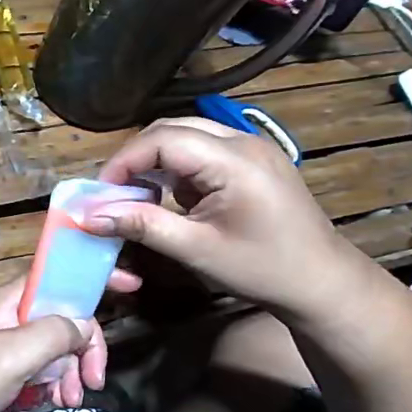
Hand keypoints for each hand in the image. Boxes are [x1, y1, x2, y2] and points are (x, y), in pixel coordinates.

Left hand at [0, 272, 137, 411]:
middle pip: (67, 316)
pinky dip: (56, 381)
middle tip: (93, 381)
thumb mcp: (16, 354)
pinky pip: (43, 364)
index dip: (95, 277)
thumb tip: (84, 326)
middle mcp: (14, 312)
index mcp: (15, 298)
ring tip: (70, 401)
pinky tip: (57, 401)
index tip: (133, 285)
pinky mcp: (7, 361)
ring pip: (57, 344)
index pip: (61, 274)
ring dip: (71, 371)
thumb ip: (55, 334)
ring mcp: (10, 337)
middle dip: (86, 347)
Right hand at [81, 117, 366, 319]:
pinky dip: (176, 166)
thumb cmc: (261, 268)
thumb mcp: (195, 249)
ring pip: (185, 134)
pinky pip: (202, 147)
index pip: (161, 139)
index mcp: (233, 160)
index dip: (124, 161)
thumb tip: (90, 217)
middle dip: (136, 157)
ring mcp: (252, 147)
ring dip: (155, 160)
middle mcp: (243, 141)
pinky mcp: (253, 158)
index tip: (102, 193)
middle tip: (114, 192)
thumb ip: (141, 225)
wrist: (322, 282)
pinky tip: (171, 196)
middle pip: (171, 129)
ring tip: (138, 195)